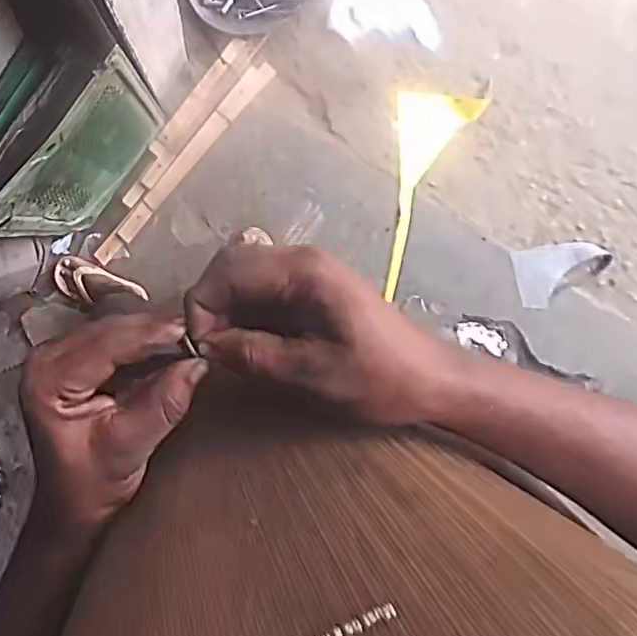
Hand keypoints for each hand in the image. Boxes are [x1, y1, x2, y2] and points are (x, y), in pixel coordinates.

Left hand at [20, 311, 208, 532]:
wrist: (70, 507)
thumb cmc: (87, 488)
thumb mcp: (127, 450)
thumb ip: (160, 406)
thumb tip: (194, 367)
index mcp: (48, 379)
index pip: (105, 343)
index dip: (148, 334)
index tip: (185, 331)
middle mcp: (45, 358)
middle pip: (107, 328)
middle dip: (152, 328)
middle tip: (193, 331)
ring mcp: (56, 354)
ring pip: (110, 326)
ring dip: (148, 331)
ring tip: (184, 337)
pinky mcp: (71, 356)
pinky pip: (110, 336)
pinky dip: (139, 339)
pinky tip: (165, 344)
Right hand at [185, 244, 459, 424]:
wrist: (433, 378)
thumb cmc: (382, 377)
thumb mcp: (318, 375)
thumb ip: (258, 355)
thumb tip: (206, 345)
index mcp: (302, 270)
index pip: (226, 271)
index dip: (203, 308)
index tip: (203, 349)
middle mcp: (297, 257)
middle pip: (228, 264)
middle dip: (209, 304)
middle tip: (211, 348)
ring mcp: (302, 267)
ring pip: (238, 272)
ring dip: (223, 307)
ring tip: (225, 347)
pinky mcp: (304, 283)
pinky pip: (256, 286)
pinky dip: (240, 310)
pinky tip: (246, 339)